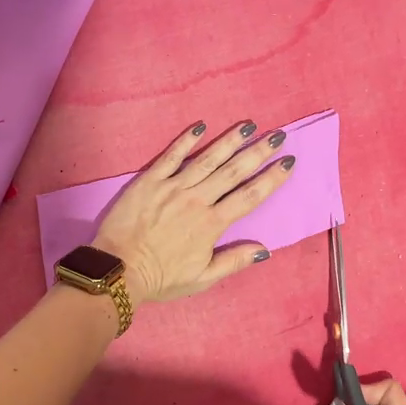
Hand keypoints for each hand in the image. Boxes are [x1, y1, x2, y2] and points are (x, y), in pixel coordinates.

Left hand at [90, 119, 297, 304]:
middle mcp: (197, 200)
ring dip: (229, 140)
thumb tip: (265, 249)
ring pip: (207, 158)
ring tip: (248, 125)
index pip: (249, 196)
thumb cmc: (161, 278)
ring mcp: (172, 187)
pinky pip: (171, 156)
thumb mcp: (202, 279)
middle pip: (233, 171)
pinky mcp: (149, 180)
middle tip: (277, 136)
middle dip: (258, 152)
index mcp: (212, 224)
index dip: (271, 179)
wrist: (117, 270)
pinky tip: (201, 126)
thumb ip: (234, 261)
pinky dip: (186, 140)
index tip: (288, 162)